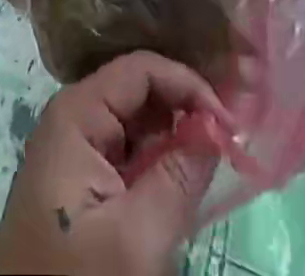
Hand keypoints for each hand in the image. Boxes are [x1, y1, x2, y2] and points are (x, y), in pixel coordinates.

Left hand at [0, 52, 230, 275]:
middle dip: (187, 108)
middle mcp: (75, 116)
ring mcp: (78, 146)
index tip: (228, 124)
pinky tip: (185, 176)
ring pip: (140, 120)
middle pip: (142, 89)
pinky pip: (131, 149)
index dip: (189, 86)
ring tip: (213, 156)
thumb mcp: (137, 236)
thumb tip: (220, 127)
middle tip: (229, 139)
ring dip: (177, 134)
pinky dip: (161, 158)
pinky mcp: (83, 175)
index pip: (144, 68)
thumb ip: (182, 175)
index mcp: (77, 112)